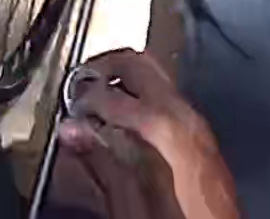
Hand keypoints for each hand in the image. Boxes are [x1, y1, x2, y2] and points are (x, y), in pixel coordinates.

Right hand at [67, 49, 239, 218]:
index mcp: (165, 129)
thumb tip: (71, 130)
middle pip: (137, 64)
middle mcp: (183, 113)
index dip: (85, 98)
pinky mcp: (201, 131)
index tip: (68, 107)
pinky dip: (140, 89)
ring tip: (99, 95)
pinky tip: (125, 114)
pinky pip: (165, 90)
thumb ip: (102, 164)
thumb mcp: (133, 208)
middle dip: (104, 68)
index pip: (114, 95)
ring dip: (122, 75)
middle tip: (81, 85)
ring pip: (153, 70)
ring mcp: (195, 119)